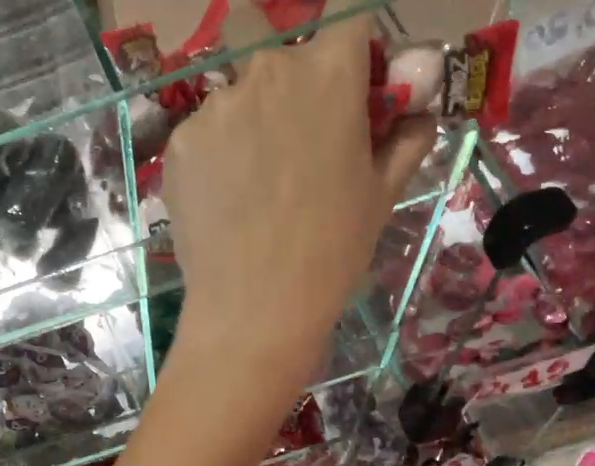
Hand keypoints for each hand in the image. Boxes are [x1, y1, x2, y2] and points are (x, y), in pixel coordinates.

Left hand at [162, 18, 436, 373]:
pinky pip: (203, 135)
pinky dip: (214, 157)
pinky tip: (223, 202)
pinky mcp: (179, 144)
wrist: (254, 307)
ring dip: (248, 124)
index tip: (349, 93)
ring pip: (237, 96)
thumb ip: (404, 136)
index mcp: (330, 70)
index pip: (348, 22)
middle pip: (283, 56)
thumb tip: (416, 113)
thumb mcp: (383, 191)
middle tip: (294, 147)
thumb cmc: (330, 250)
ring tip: (253, 186)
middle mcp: (268, 71)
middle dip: (291, 88)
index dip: (351, 55)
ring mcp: (216, 107)